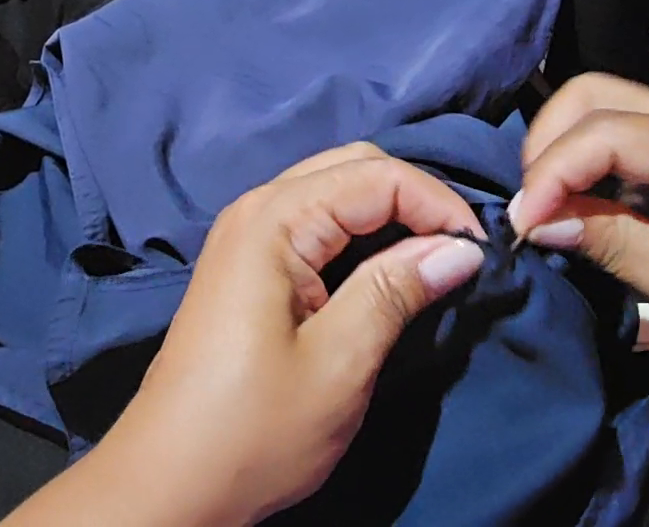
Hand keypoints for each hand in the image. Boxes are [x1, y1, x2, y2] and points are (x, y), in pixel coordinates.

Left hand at [4, 144, 487, 526]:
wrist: (168, 479)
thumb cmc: (254, 427)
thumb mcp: (339, 363)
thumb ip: (396, 291)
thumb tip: (461, 249)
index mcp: (274, 219)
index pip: (375, 176)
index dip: (436, 203)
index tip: (480, 253)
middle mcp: (257, 207)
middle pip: (353, 168)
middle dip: (414, 198)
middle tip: (458, 253)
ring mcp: (248, 231)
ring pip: (336, 189)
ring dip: (389, 214)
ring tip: (433, 261)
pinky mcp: (249, 260)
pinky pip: (316, 220)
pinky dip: (361, 233)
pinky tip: (385, 269)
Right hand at [506, 74, 648, 526]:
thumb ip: (615, 245)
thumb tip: (536, 220)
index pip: (611, 131)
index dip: (553, 170)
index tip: (524, 224)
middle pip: (600, 97)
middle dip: (551, 144)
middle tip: (534, 208)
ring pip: (607, 110)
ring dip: (565, 152)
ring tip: (551, 209)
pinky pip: (625, 142)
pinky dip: (588, 167)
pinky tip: (581, 208)